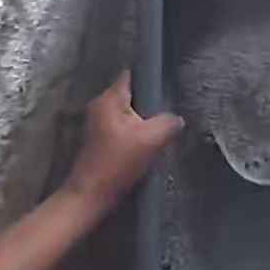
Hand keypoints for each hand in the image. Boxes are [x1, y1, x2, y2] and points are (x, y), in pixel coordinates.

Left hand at [64, 73, 181, 212]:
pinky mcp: (102, 138)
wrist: (91, 195)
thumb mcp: (150, 139)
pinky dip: (137, 130)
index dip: (150, 76)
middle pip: (132, 94)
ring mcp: (100, 122)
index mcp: (109, 99)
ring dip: (145, 118)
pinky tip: (148, 141)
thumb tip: (178, 118)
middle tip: (169, 109)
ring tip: (162, 126)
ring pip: (130, 111)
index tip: (167, 83)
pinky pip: (126, 125)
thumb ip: (168, 122)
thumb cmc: (117, 162)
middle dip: (150, 101)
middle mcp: (101, 105)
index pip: (132, 74)